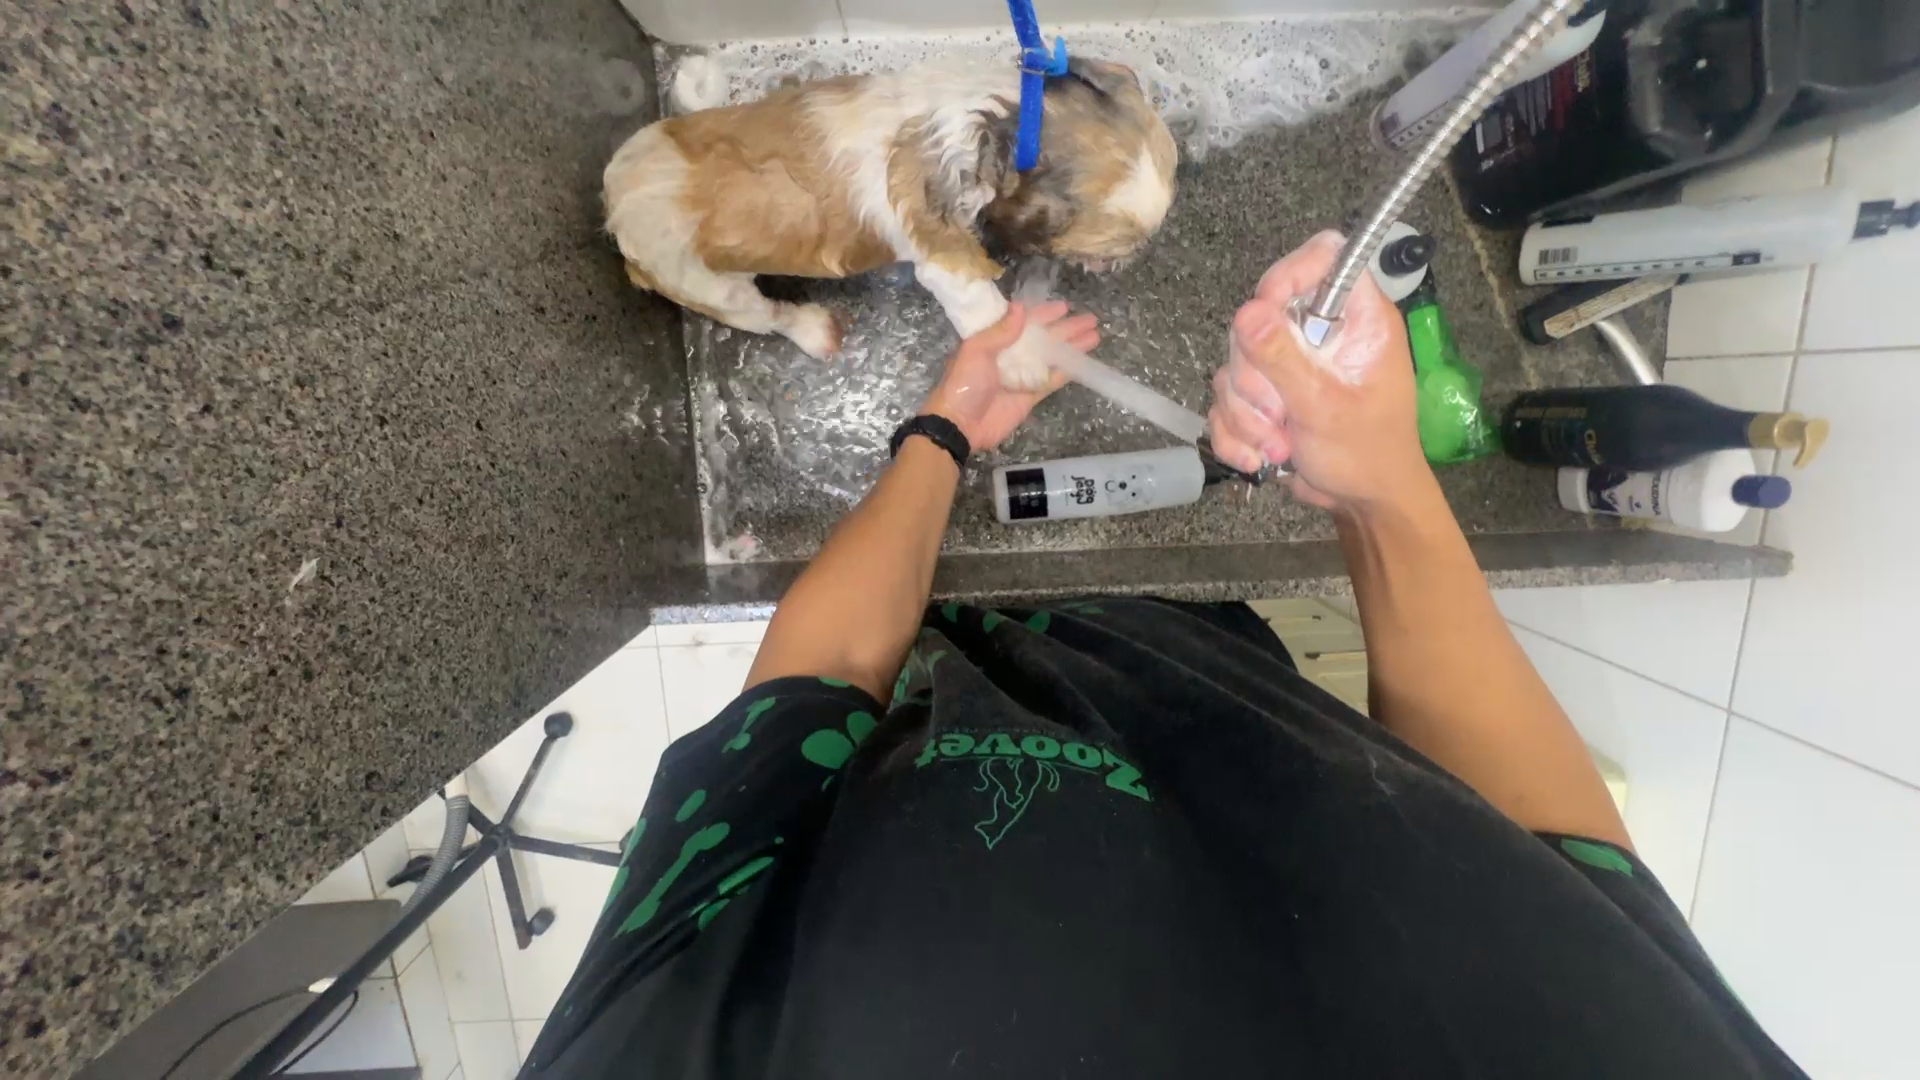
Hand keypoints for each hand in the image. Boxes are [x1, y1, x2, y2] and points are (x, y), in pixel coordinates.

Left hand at [922, 301, 1098, 451]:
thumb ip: (1000, 331)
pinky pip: (1050, 381)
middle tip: (1091, 319)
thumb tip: (1021, 307)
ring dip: (1072, 348)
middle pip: (1042, 338)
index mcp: (992, 341)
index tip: (1064, 307)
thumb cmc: (964, 384)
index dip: (1043, 314)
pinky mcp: (1028, 397)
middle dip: (1066, 329)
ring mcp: (1020, 377)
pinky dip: (1066, 371)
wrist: (959, 425)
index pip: (1023, 322)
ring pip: (1051, 358)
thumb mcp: (976, 351)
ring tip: (1095, 336)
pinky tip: (1083, 362)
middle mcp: (1008, 356)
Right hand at [1208, 230, 1432, 513]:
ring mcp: (1284, 367)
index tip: (1263, 311)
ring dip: (1246, 417)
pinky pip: (1224, 404)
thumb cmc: (1367, 452)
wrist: (1360, 502)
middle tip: (1278, 414)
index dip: (1288, 274)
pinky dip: (1235, 435)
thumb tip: (1246, 313)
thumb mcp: (1327, 406)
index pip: (1323, 258)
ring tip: (1278, 447)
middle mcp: (1315, 335)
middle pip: (1256, 322)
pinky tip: (1258, 457)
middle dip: (1255, 381)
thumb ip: (1285, 360)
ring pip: (1233, 370)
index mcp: (1352, 320)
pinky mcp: (1261, 399)